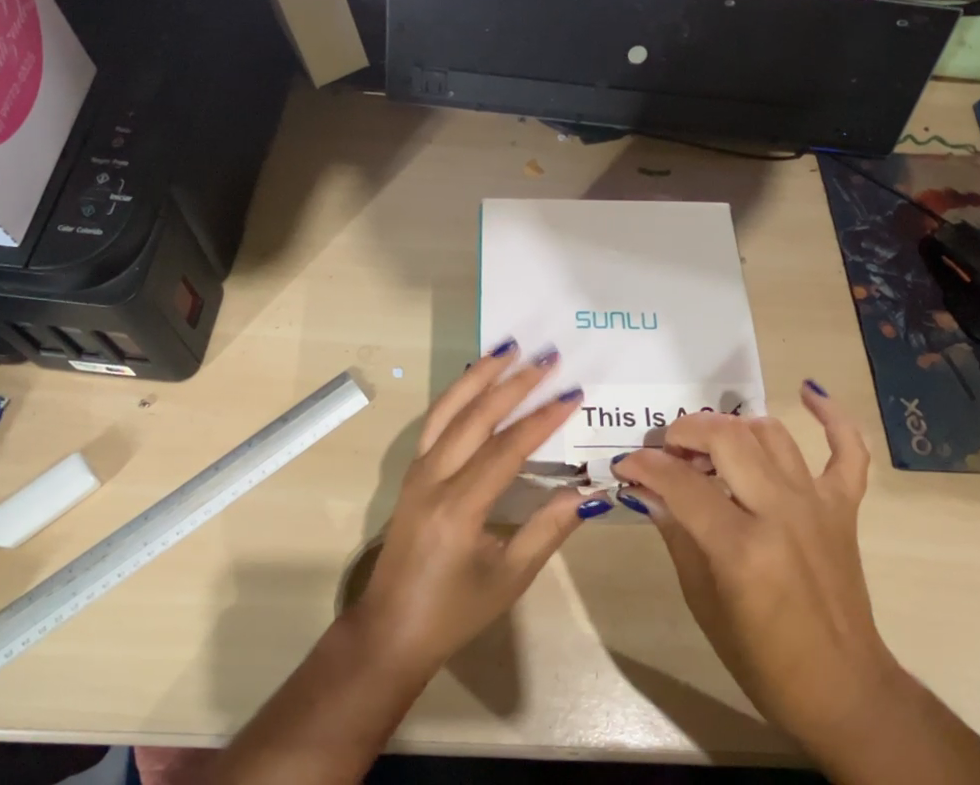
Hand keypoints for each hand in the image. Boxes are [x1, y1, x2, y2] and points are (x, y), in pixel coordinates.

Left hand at [350, 341, 596, 677]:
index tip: (572, 393)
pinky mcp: (410, 476)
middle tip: (546, 357)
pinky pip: (433, 424)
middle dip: (512, 383)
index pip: (506, 449)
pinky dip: (456, 397)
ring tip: (506, 350)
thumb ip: (548, 530)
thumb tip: (587, 492)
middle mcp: (433, 480)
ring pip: (446, 412)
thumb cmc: (455, 610)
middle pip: (474, 418)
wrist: (391, 630)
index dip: (542, 419)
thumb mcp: (510, 577)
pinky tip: (475, 384)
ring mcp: (416, 474)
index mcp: (460, 507)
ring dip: (477, 378)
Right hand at [614, 381, 899, 742]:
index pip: (680, 483)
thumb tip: (646, 489)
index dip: (644, 466)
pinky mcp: (844, 508)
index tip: (624, 466)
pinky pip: (848, 451)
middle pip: (726, 440)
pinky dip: (832, 417)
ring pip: (771, 435)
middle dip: (684, 432)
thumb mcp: (702, 599)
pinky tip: (809, 392)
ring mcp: (817, 505)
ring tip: (708, 445)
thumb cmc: (760, 657)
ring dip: (732, 428)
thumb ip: (676, 533)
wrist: (840, 687)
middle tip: (665, 450)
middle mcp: (780, 513)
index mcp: (740, 547)